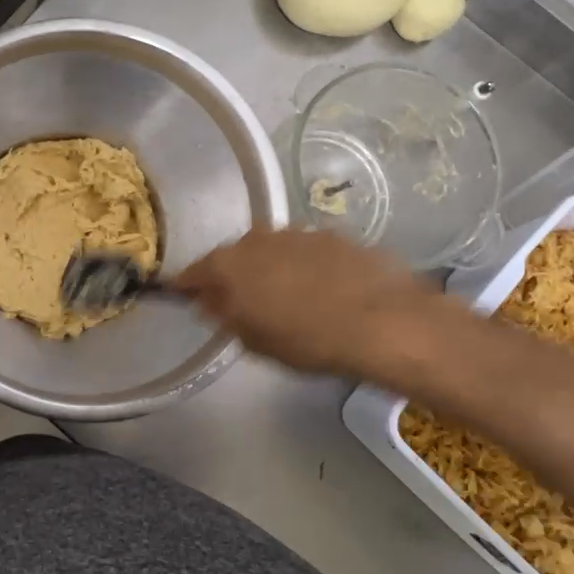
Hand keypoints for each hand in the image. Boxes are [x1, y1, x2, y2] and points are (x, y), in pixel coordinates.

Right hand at [175, 226, 450, 376]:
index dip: (188, 287)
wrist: (386, 322)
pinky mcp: (336, 235)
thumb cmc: (309, 340)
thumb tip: (208, 301)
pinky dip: (305, 267)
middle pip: (233, 256)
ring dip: (271, 269)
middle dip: (232, 276)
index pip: (193, 272)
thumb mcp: (255, 341)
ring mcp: (299, 232)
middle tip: (240, 303)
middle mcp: (258, 238)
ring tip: (285, 297)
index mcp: (229, 264)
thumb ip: (224, 316)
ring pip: (271, 250)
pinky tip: (321, 290)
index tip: (187, 299)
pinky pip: (306, 251)